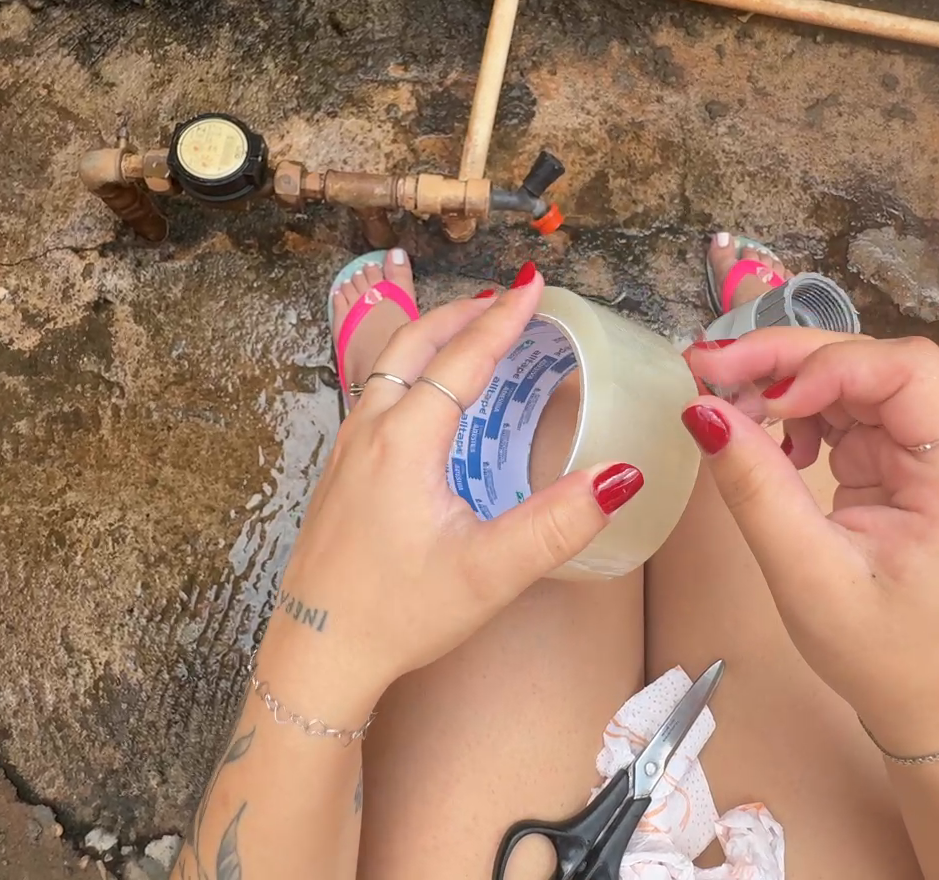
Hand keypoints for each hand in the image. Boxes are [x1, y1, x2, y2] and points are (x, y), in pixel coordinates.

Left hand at [258, 270, 643, 722]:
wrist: (317, 654)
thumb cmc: (399, 614)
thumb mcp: (489, 573)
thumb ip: (558, 524)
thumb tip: (621, 475)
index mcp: (405, 441)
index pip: (462, 358)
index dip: (502, 319)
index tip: (533, 284)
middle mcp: (369, 430)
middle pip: (414, 344)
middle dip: (463, 312)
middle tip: (505, 299)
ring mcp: (347, 447)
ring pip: (390, 365)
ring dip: (434, 337)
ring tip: (473, 331)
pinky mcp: (341, 468)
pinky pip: (378, 392)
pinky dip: (413, 367)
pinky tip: (434, 395)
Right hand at [682, 330, 938, 755]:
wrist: (914, 696)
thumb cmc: (878, 651)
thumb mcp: (808, 576)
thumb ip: (757, 490)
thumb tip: (700, 411)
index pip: (909, 372)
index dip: (832, 366)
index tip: (768, 404)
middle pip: (870, 362)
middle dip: (786, 358)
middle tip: (708, 367)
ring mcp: (915, 449)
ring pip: (846, 376)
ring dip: (780, 377)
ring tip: (723, 397)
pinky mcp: (886, 458)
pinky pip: (835, 406)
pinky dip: (790, 407)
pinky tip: (766, 433)